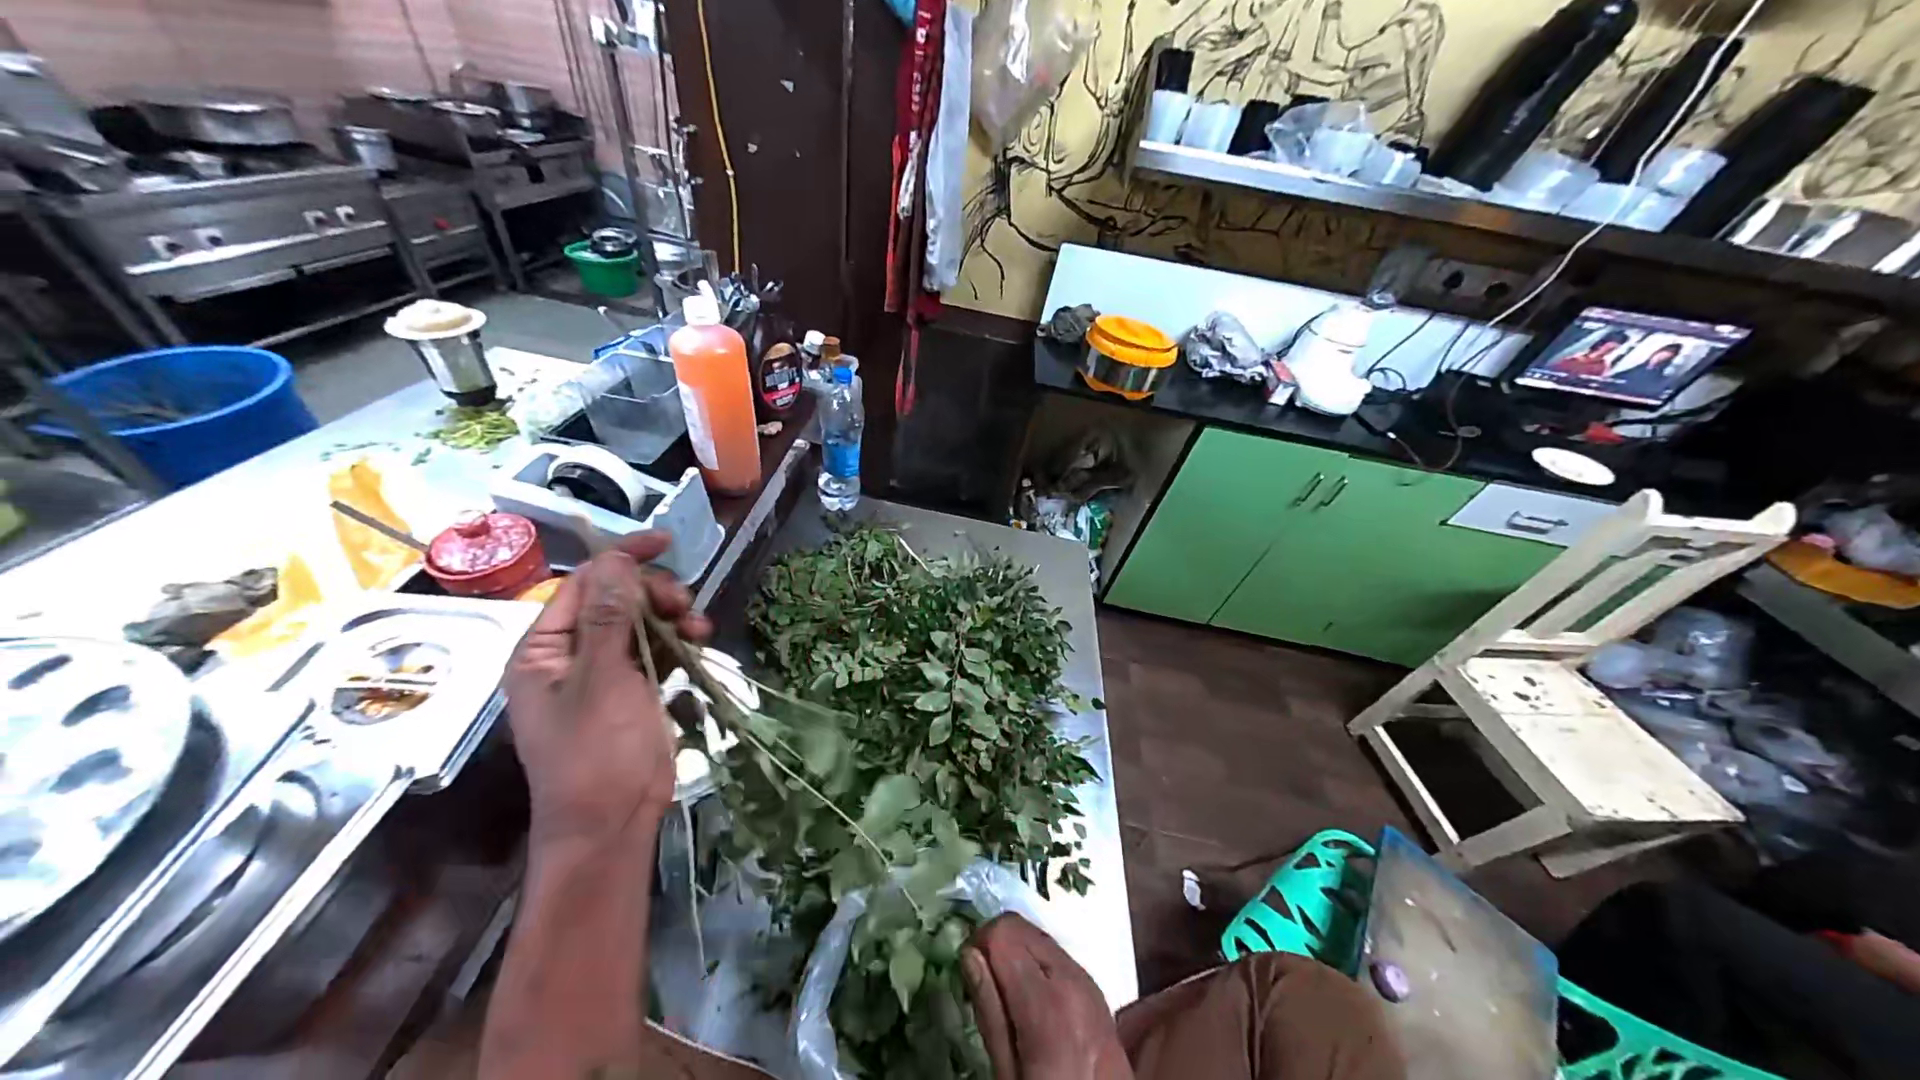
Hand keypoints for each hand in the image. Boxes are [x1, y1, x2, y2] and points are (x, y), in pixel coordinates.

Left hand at [504, 531, 710, 845]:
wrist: (610, 823)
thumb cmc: (595, 754)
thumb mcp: (602, 681)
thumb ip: (610, 618)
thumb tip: (616, 561)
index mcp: (543, 650)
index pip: (583, 584)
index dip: (622, 559)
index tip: (666, 542)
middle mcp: (570, 656)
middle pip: (615, 600)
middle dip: (653, 594)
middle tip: (684, 605)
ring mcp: (604, 675)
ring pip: (640, 624)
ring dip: (671, 618)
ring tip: (698, 630)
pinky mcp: (633, 692)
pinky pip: (656, 651)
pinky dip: (677, 643)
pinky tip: (698, 645)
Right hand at [960, 915, 1131, 1079]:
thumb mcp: (1008, 1073)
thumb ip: (989, 1011)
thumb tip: (969, 954)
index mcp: (1047, 1004)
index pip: (1003, 933)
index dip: (979, 947)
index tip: (970, 978)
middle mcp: (1071, 979)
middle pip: (1020, 926)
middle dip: (995, 944)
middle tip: (985, 984)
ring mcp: (1087, 979)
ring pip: (1037, 934)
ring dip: (1016, 952)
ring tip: (1008, 995)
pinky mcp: (1095, 985)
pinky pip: (1055, 953)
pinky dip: (1035, 961)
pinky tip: (1032, 997)